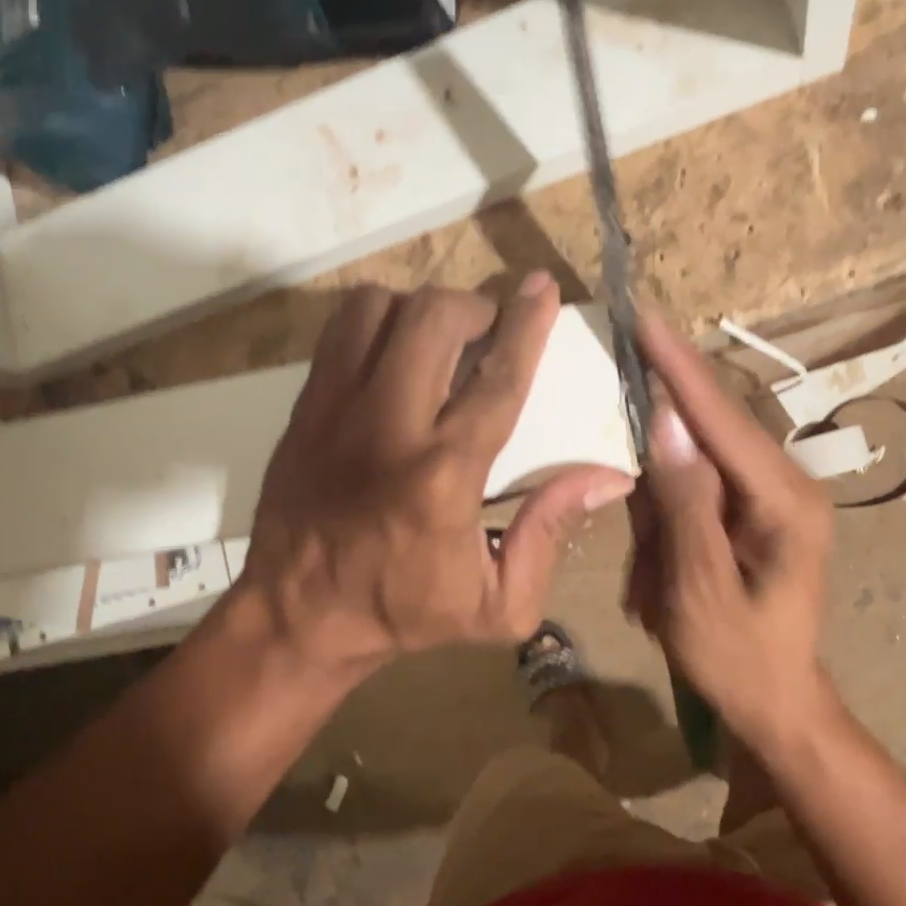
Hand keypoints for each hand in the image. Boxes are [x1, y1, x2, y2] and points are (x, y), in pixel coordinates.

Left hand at [236, 274, 634, 678]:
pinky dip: (377, 320)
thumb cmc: (406, 613)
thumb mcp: (502, 603)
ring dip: (421, 309)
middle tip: (489, 330)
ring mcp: (335, 411)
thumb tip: (608, 477)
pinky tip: (396, 350)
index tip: (542, 287)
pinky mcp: (303, 408)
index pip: (496, 379)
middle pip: (434, 320)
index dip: (526, 326)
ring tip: (441, 337)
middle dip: (474, 308)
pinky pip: (340, 330)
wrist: (296, 618)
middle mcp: (388, 429)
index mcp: (444, 477)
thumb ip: (553, 531)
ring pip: (379, 310)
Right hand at [624, 311, 841, 746]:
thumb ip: (684, 504)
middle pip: (706, 439)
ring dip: (658, 528)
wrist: (777, 704)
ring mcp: (770, 497)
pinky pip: (692, 499)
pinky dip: (664, 537)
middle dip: (656, 486)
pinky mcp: (752, 511)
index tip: (643, 316)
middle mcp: (786, 484)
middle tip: (644, 552)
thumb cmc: (740, 661)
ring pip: (691, 472)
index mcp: (786, 501)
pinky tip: (664, 587)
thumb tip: (665, 422)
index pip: (723, 419)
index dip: (678, 368)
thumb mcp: (699, 591)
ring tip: (659, 592)